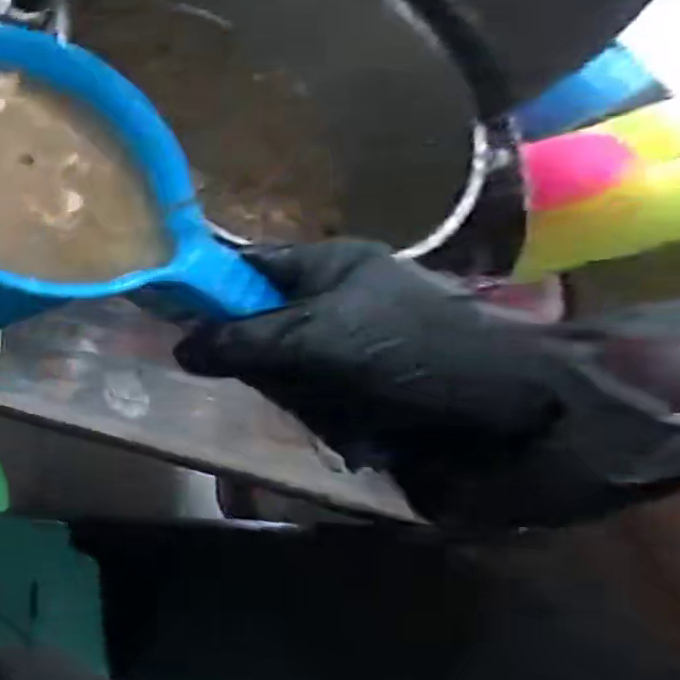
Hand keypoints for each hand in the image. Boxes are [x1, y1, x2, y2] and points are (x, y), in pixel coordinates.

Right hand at [174, 241, 679, 527]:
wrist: (513, 418)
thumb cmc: (405, 355)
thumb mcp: (306, 341)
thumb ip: (234, 341)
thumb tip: (178, 348)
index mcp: (330, 262)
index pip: (244, 261)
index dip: (204, 280)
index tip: (166, 308)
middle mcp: (336, 290)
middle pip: (253, 307)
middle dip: (233, 337)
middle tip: (216, 362)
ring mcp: (350, 333)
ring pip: (272, 347)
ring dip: (263, 372)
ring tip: (274, 391)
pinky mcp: (361, 372)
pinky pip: (300, 376)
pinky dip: (290, 392)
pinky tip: (299, 407)